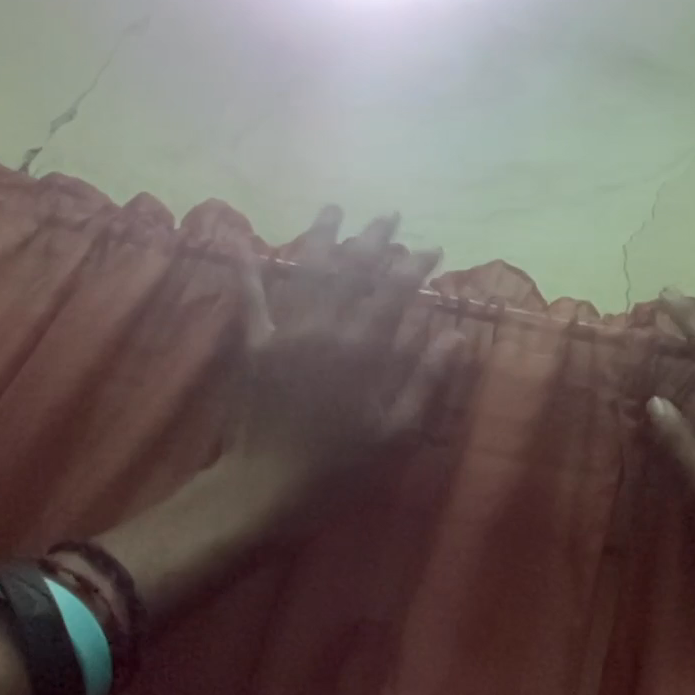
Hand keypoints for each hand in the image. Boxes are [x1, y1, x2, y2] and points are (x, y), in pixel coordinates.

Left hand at [222, 206, 463, 527]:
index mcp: (365, 349)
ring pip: (308, 271)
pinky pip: (252, 296)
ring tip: (334, 209)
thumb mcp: (395, 431)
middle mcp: (327, 328)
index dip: (415, 265)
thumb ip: (425, 378)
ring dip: (323, 236)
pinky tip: (240, 238)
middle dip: (374, 238)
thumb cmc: (339, 465)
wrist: (267, 486)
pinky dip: (247, 266)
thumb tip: (454, 334)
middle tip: (390, 214)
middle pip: (354, 270)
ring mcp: (288, 330)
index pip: (395, 291)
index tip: (432, 248)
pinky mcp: (256, 342)